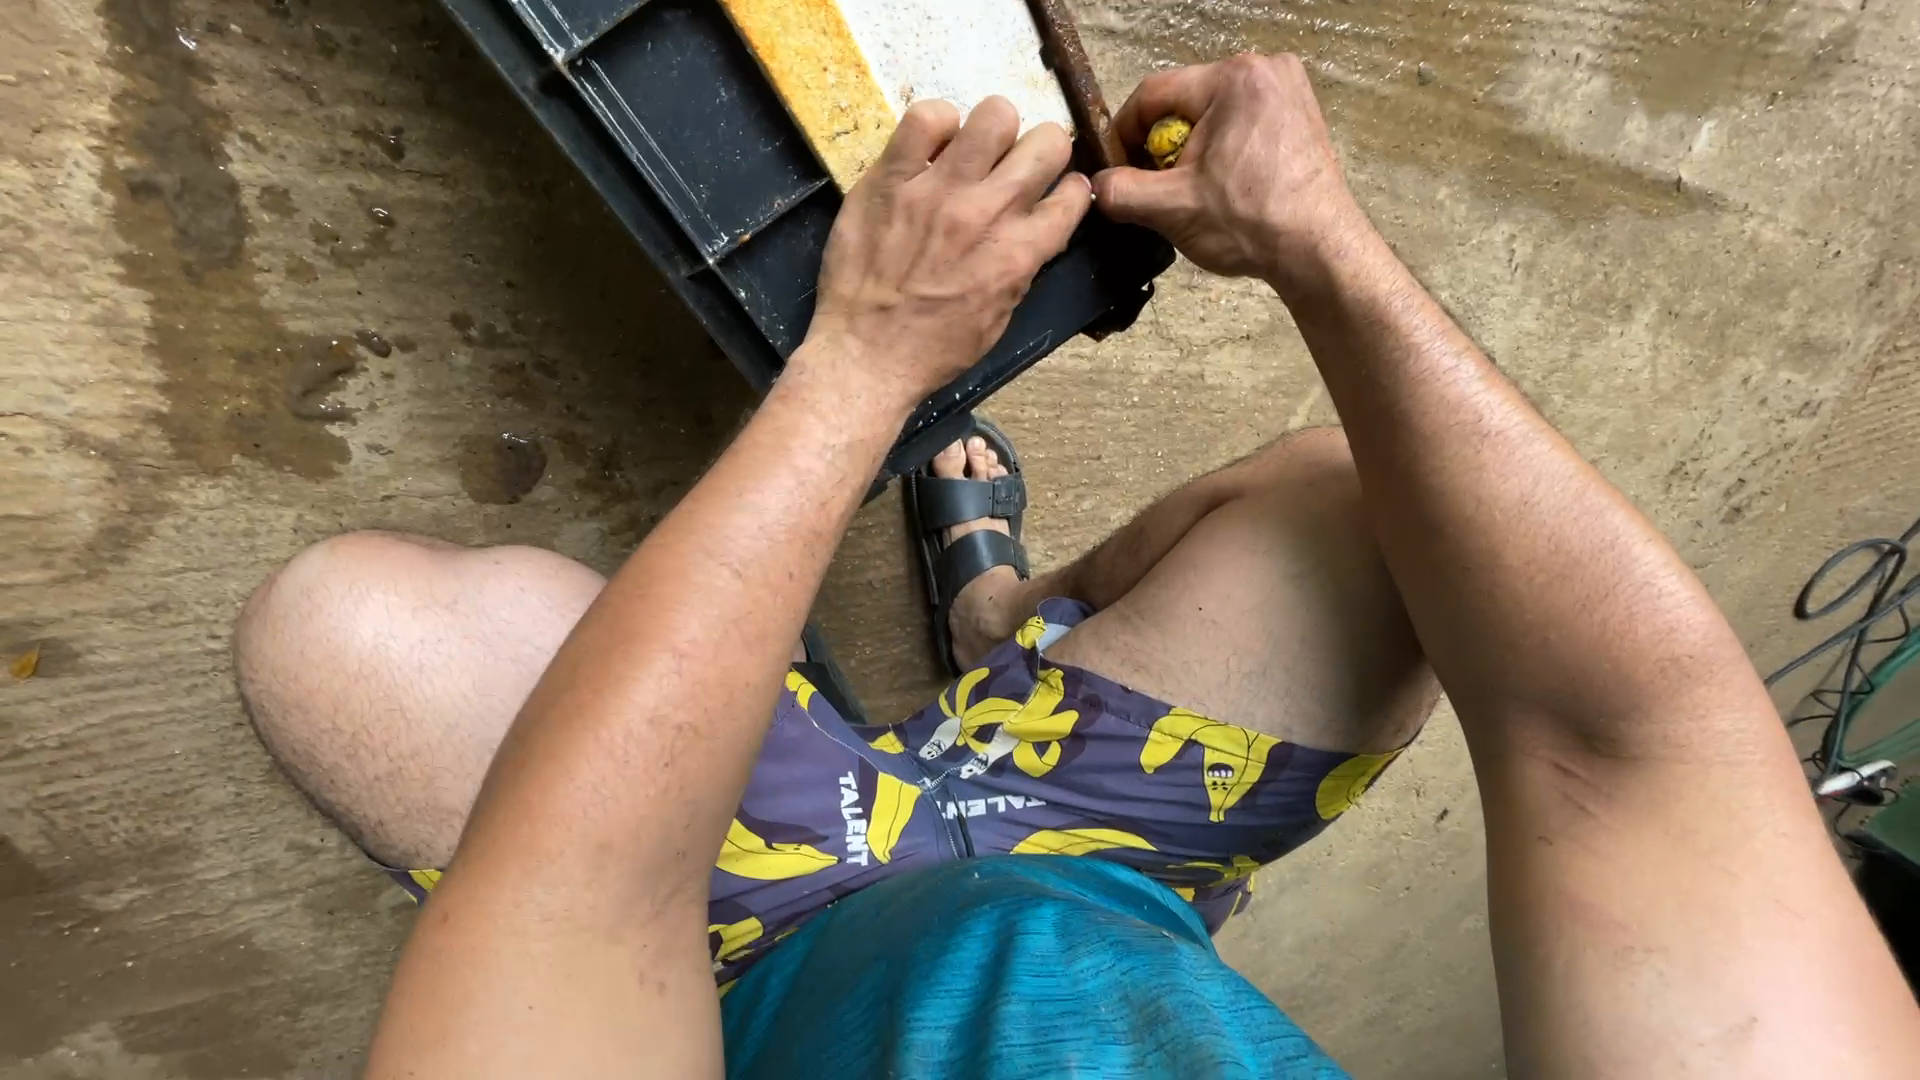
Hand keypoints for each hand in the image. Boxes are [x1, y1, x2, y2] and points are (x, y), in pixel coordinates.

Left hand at [800, 97, 1091, 408]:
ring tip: (973, 155)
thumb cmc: (934, 350)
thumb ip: (1021, 268)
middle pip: (1046, 141)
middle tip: (1018, 168)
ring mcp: (938, 189)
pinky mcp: (892, 177)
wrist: (866, 355)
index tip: (1056, 194)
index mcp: (1019, 252)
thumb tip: (1034, 232)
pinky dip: (936, 124)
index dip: (1070, 191)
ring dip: (993, 132)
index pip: (1074, 194)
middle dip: (1042, 152)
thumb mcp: (997, 320)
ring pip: (994, 114)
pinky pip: (926, 116)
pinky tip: (931, 149)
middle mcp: (988, 212)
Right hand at [1092, 54, 1372, 295]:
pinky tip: (1223, 187)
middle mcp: (1264, 70)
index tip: (1117, 170)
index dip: (1123, 134)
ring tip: (1193, 193)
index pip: (1152, 94)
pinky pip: (1239, 124)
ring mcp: (1287, 89)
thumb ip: (1120, 191)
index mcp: (1232, 79)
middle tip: (1159, 190)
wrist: (1315, 249)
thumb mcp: (1170, 208)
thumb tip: (1096, 185)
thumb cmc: (1250, 224)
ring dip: (1190, 152)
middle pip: (1183, 103)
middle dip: (1162, 147)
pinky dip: (1220, 152)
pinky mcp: (1297, 114)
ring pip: (1210, 115)